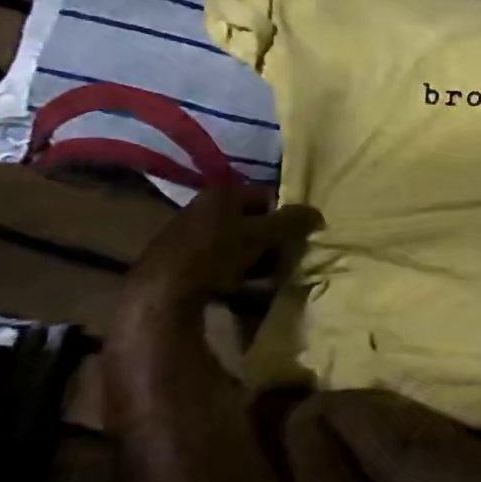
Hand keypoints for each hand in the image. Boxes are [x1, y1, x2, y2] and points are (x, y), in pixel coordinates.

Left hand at [126, 184, 320, 305]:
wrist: (162, 290)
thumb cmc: (218, 251)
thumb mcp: (265, 233)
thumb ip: (294, 220)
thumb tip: (318, 214)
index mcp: (223, 191)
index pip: (268, 194)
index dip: (287, 213)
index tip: (299, 233)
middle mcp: (203, 204)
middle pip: (252, 217)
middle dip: (272, 236)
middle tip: (286, 254)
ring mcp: (187, 229)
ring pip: (236, 237)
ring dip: (255, 253)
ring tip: (268, 272)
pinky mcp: (178, 255)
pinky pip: (218, 254)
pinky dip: (234, 264)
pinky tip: (242, 282)